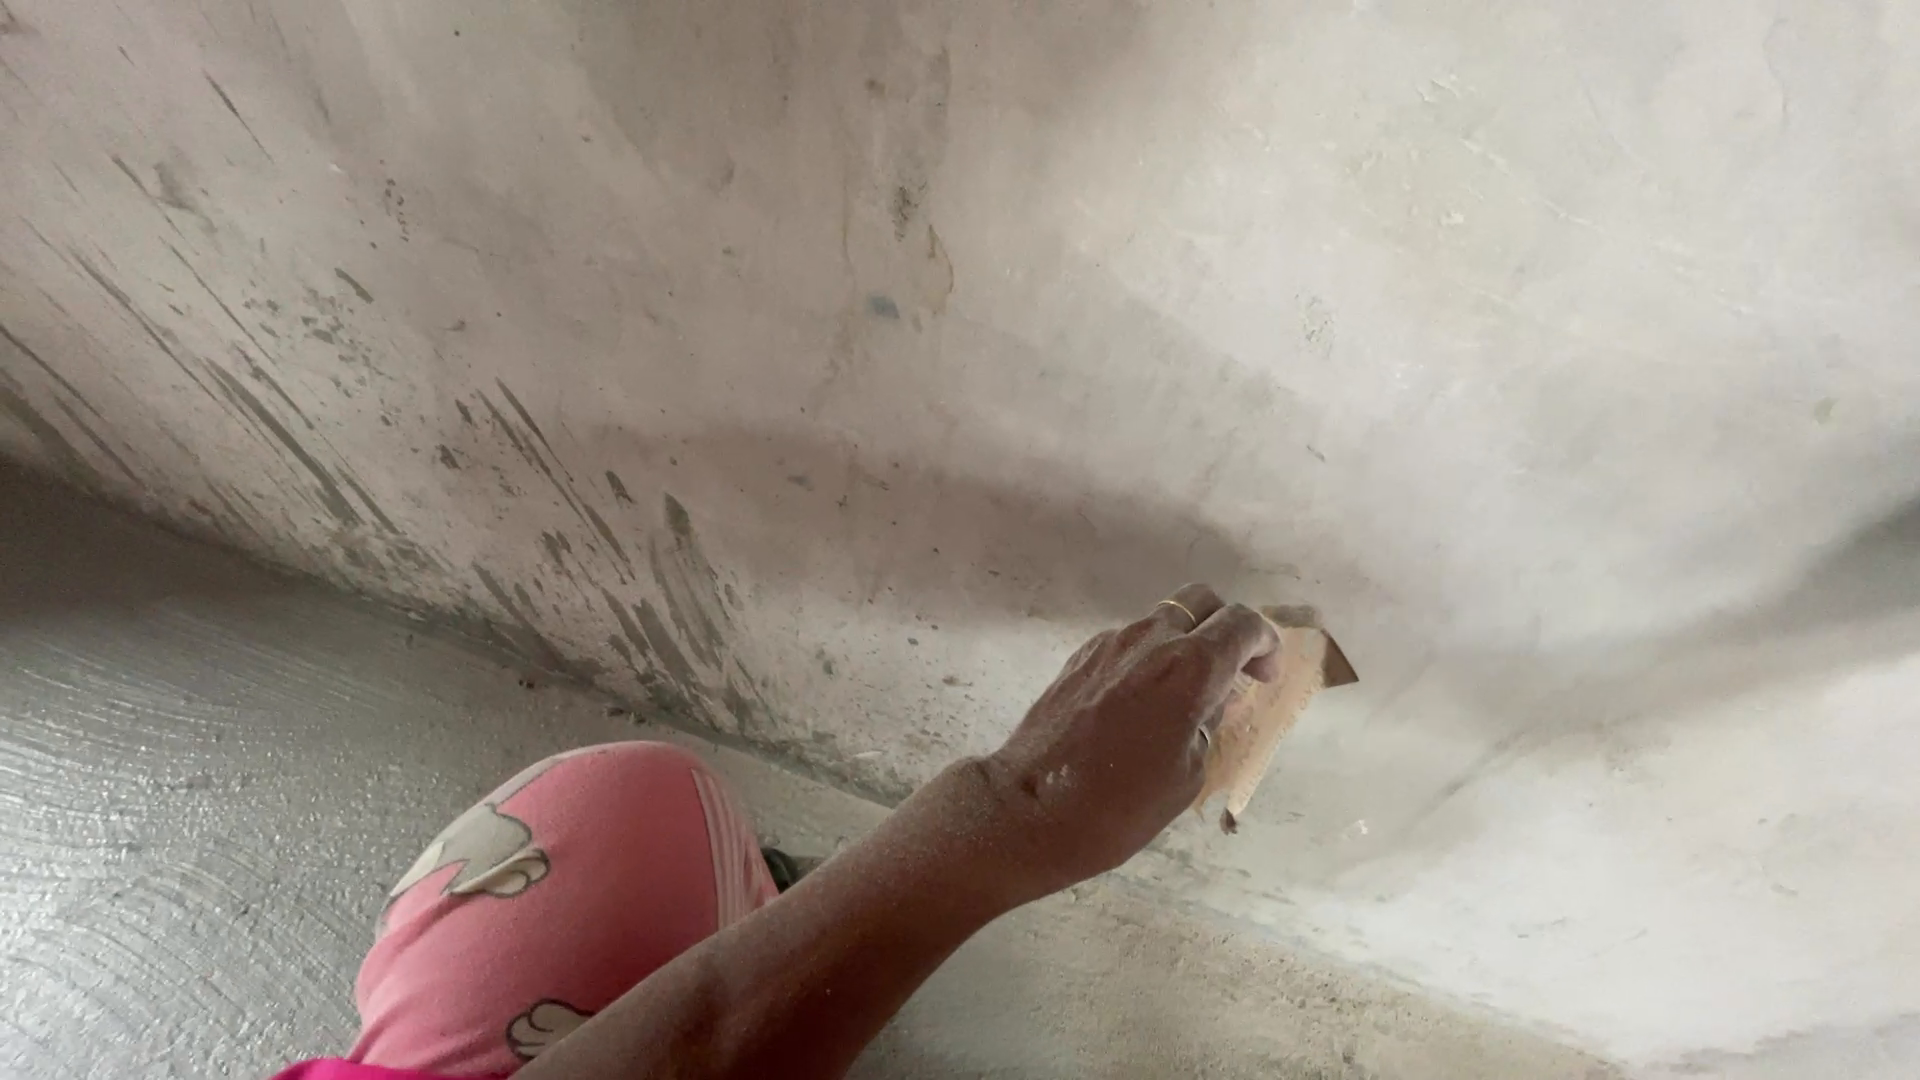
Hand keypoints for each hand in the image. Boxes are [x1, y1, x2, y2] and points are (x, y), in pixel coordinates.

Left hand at [977, 585, 1280, 899]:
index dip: (1265, 642)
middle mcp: (1149, 640)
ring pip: (1160, 621)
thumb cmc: (1122, 804)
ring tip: (1181, 695)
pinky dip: (1147, 658)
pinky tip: (1139, 703)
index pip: (1243, 623)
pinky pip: (1127, 643)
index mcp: (1188, 667)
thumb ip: (1209, 721)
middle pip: (1200, 600)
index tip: (1264, 674)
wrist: (1033, 806)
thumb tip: (1214, 696)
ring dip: (1182, 643)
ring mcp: (1108, 643)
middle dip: (1224, 625)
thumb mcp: (1190, 773)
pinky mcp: (1080, 656)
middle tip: (1230, 669)